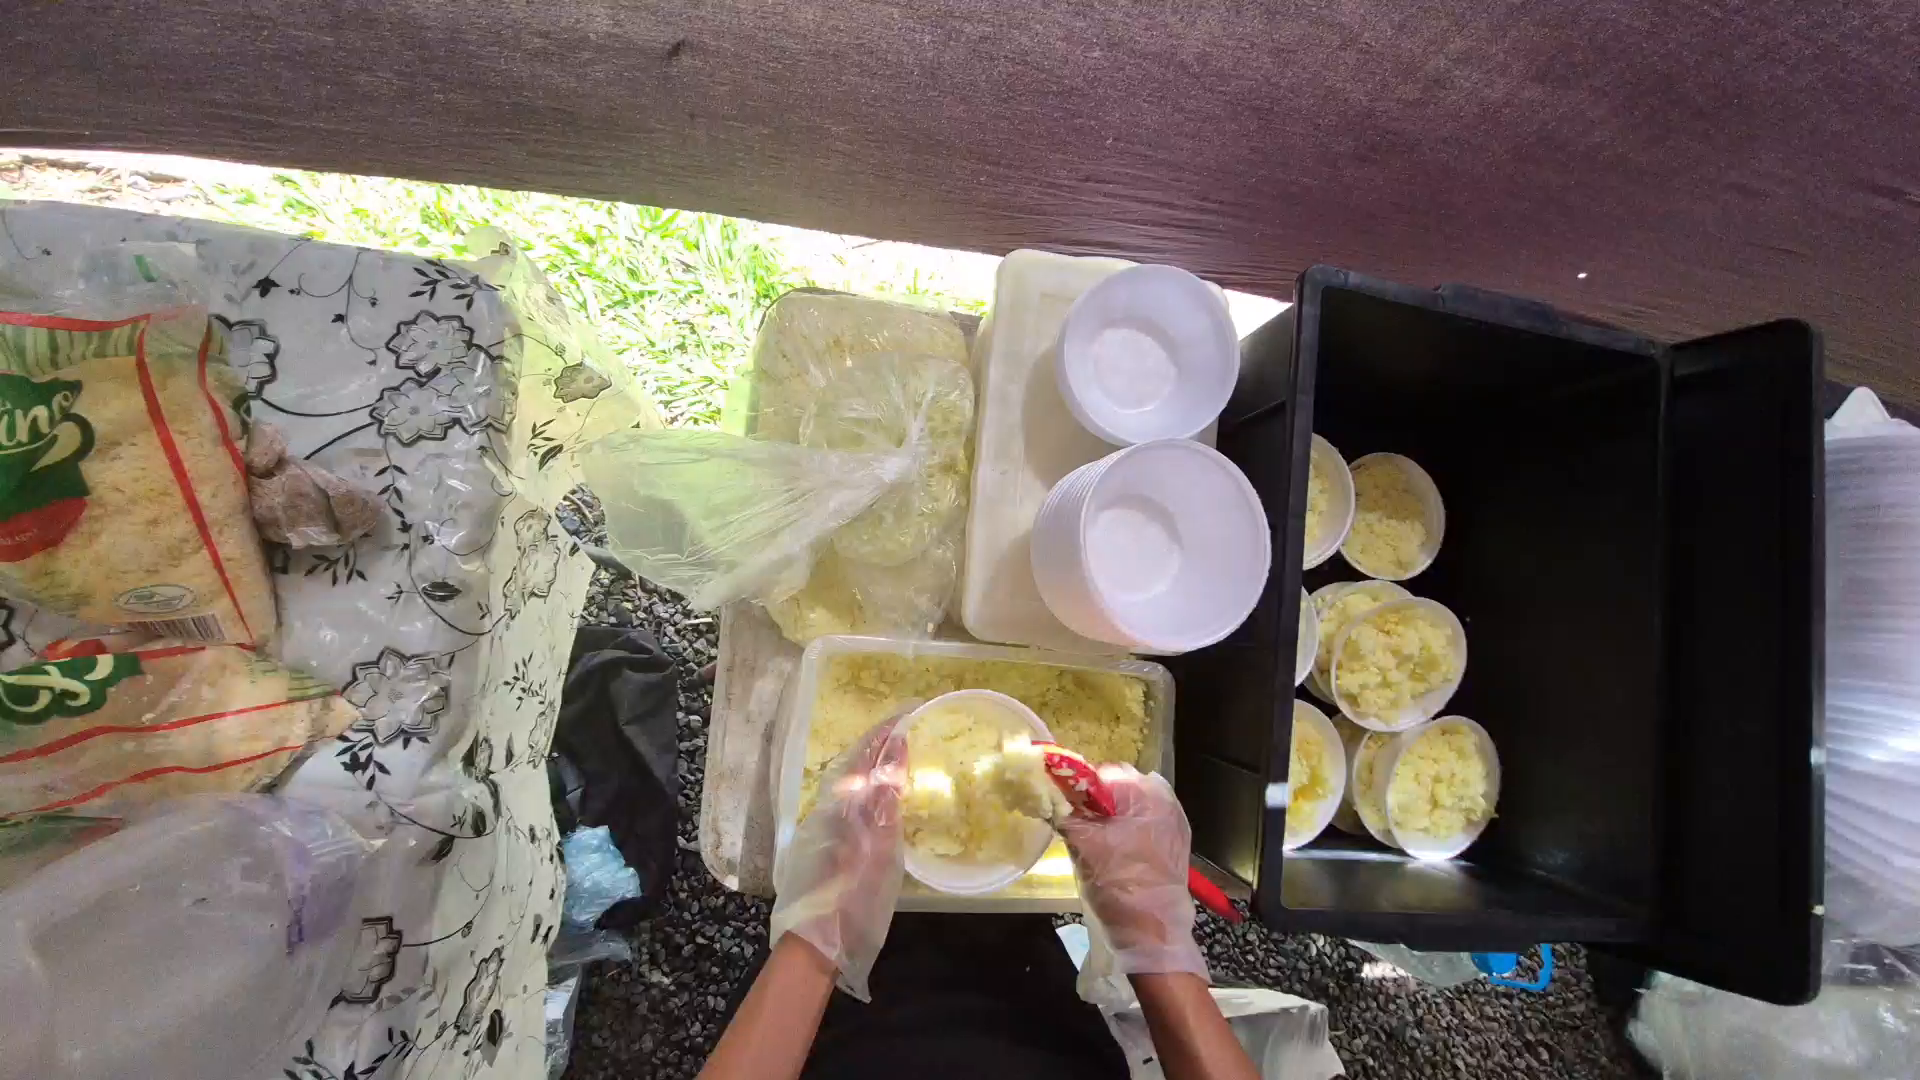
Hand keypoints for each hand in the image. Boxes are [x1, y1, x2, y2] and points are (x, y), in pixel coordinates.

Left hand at [770, 718, 907, 1001]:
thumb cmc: (855, 900)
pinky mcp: (819, 838)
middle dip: (879, 739)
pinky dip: (863, 780)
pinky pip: (844, 795)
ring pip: (847, 777)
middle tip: (906, 724)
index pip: (867, 753)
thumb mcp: (884, 850)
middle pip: (854, 760)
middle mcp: (830, 805)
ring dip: (870, 758)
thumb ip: (889, 799)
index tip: (909, 711)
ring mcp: (821, 821)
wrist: (815, 941)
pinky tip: (876, 787)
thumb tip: (897, 754)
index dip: (887, 730)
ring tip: (895, 748)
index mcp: (846, 803)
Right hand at [1056, 766, 1207, 978]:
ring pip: (1127, 808)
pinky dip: (1124, 832)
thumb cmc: (1119, 884)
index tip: (1064, 810)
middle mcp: (1165, 798)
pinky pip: (1140, 824)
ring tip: (1096, 844)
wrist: (1153, 937)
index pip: (1101, 773)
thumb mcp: (1083, 843)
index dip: (1077, 789)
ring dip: (1108, 819)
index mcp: (1145, 791)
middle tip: (1078, 828)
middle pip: (1116, 789)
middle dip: (1094, 805)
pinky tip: (1114, 853)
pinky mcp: (1173, 843)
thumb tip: (1046, 792)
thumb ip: (1065, 811)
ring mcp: (1173, 822)